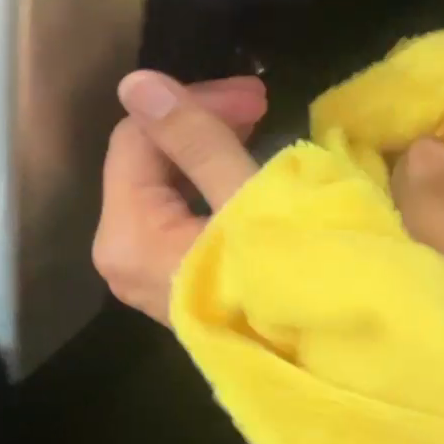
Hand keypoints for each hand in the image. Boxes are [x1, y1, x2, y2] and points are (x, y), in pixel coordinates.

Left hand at [93, 71, 265, 324]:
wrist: (322, 359)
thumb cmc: (287, 277)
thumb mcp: (248, 201)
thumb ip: (195, 142)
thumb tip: (137, 83)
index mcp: (127, 234)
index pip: (137, 139)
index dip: (193, 103)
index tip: (260, 97)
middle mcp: (121, 255)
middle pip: (144, 162)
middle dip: (199, 125)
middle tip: (263, 107)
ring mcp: (148, 273)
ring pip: (163, 187)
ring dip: (206, 152)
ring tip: (258, 133)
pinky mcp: (177, 282)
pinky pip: (179, 215)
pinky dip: (209, 186)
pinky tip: (244, 175)